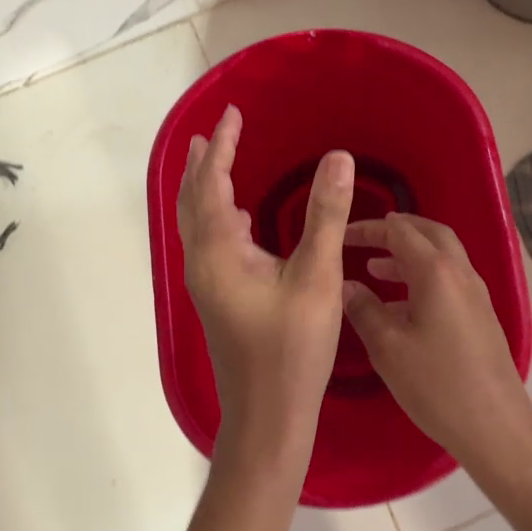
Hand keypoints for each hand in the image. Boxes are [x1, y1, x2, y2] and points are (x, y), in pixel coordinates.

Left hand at [178, 105, 354, 460]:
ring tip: (218, 164)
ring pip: (198, 224)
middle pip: (193, 201)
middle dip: (204, 163)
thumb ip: (326, 214)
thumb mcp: (317, 276)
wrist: (267, 417)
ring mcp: (207, 284)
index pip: (213, 183)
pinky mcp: (218, 300)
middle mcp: (203, 262)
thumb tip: (338, 158)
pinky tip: (243, 223)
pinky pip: (210, 243)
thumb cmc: (291, 347)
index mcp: (219, 251)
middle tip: (214, 132)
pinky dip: (218, 217)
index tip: (233, 113)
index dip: (223, 146)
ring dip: (206, 189)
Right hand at [341, 214, 531, 465]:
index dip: (369, 229)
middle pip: (430, 234)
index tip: (341, 236)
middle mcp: (461, 273)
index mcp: (437, 271)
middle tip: (365, 238)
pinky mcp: (481, 317)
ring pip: (442, 257)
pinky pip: (449, 280)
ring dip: (410, 255)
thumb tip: (347, 286)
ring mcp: (476, 295)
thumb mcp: (388, 348)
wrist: (495, 426)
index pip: (400, 232)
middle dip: (397, 230)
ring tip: (375, 269)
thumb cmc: (436, 384)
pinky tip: (400, 306)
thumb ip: (364, 310)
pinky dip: (423, 277)